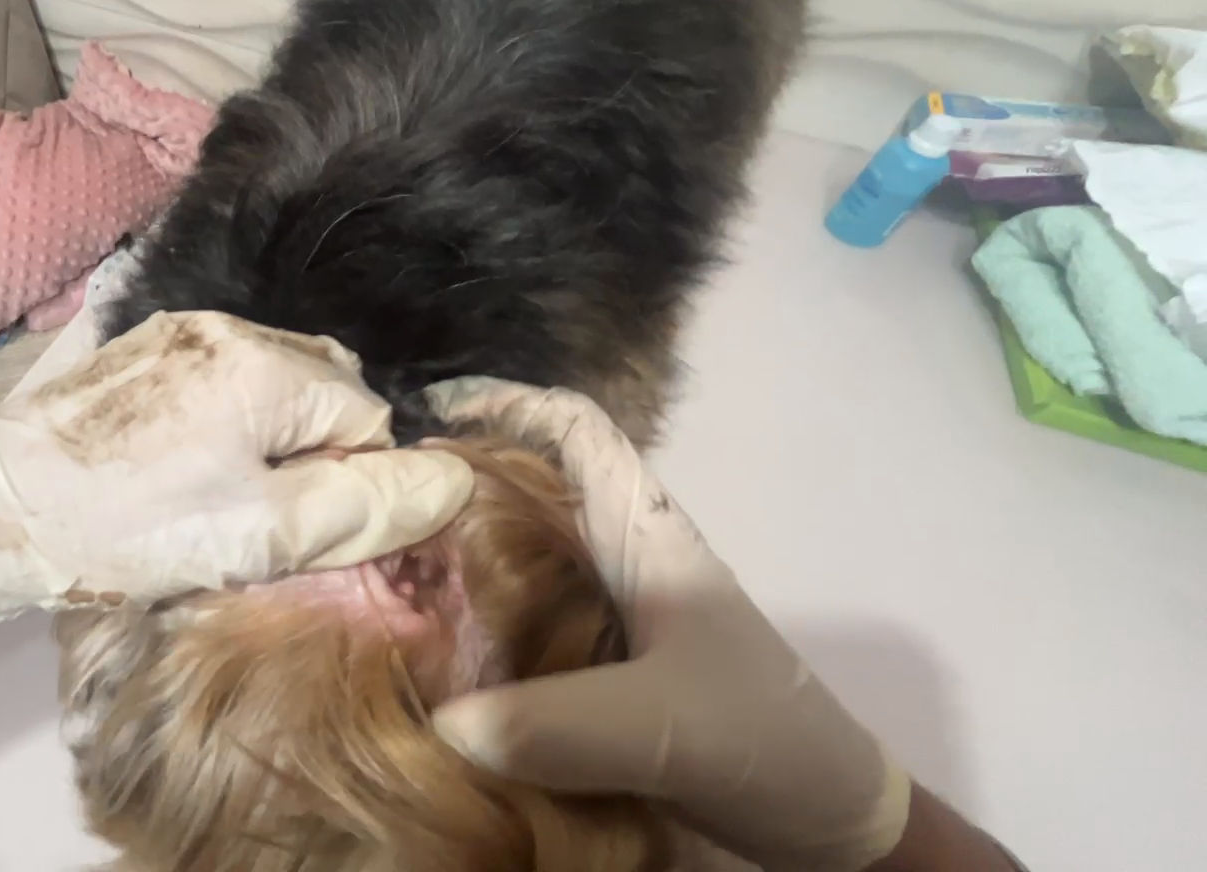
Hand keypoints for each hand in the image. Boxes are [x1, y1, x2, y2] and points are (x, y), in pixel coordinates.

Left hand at [0, 311, 473, 704]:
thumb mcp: (261, 534)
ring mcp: (181, 329)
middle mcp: (230, 327)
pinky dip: (231, 413)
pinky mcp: (146, 346)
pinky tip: (186, 455)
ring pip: (276, 379)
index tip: (287, 519)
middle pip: (324, 387)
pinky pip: (225, 372)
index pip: (365, 417)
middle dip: (313, 448)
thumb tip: (451, 480)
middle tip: (256, 506)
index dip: (343, 477)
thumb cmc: (132, 524)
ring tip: (219, 484)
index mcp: (266, 364)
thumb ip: (364, 506)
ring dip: (273, 430)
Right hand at [423, 377, 911, 871]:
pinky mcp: (596, 650)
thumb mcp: (662, 728)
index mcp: (642, 533)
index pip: (577, 429)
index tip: (437, 415)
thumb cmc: (763, 743)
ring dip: (460, 543)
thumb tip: (442, 723)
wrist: (833, 822)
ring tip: (396, 561)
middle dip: (461, 477)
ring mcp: (605, 601)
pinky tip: (436, 630)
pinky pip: (519, 605)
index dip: (510, 402)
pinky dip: (474, 605)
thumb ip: (555, 725)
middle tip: (391, 504)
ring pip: (519, 543)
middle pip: (530, 481)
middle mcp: (616, 552)